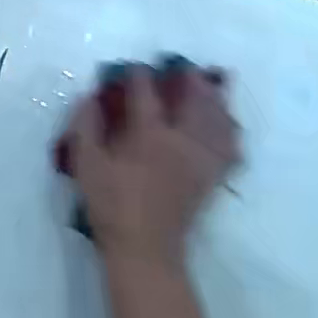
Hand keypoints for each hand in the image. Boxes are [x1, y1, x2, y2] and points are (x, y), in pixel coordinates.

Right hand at [57, 62, 241, 265]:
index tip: (131, 66)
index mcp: (149, 136)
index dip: (138, 76)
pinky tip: (228, 126)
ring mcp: (200, 160)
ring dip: (214, 100)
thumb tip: (88, 98)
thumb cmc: (111, 206)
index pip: (145, 94)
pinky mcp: (210, 179)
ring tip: (211, 86)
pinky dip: (231, 134)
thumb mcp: (87, 166)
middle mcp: (181, 142)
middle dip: (190, 80)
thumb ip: (86, 128)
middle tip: (184, 67)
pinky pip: (229, 150)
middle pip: (194, 101)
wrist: (144, 250)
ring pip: (216, 121)